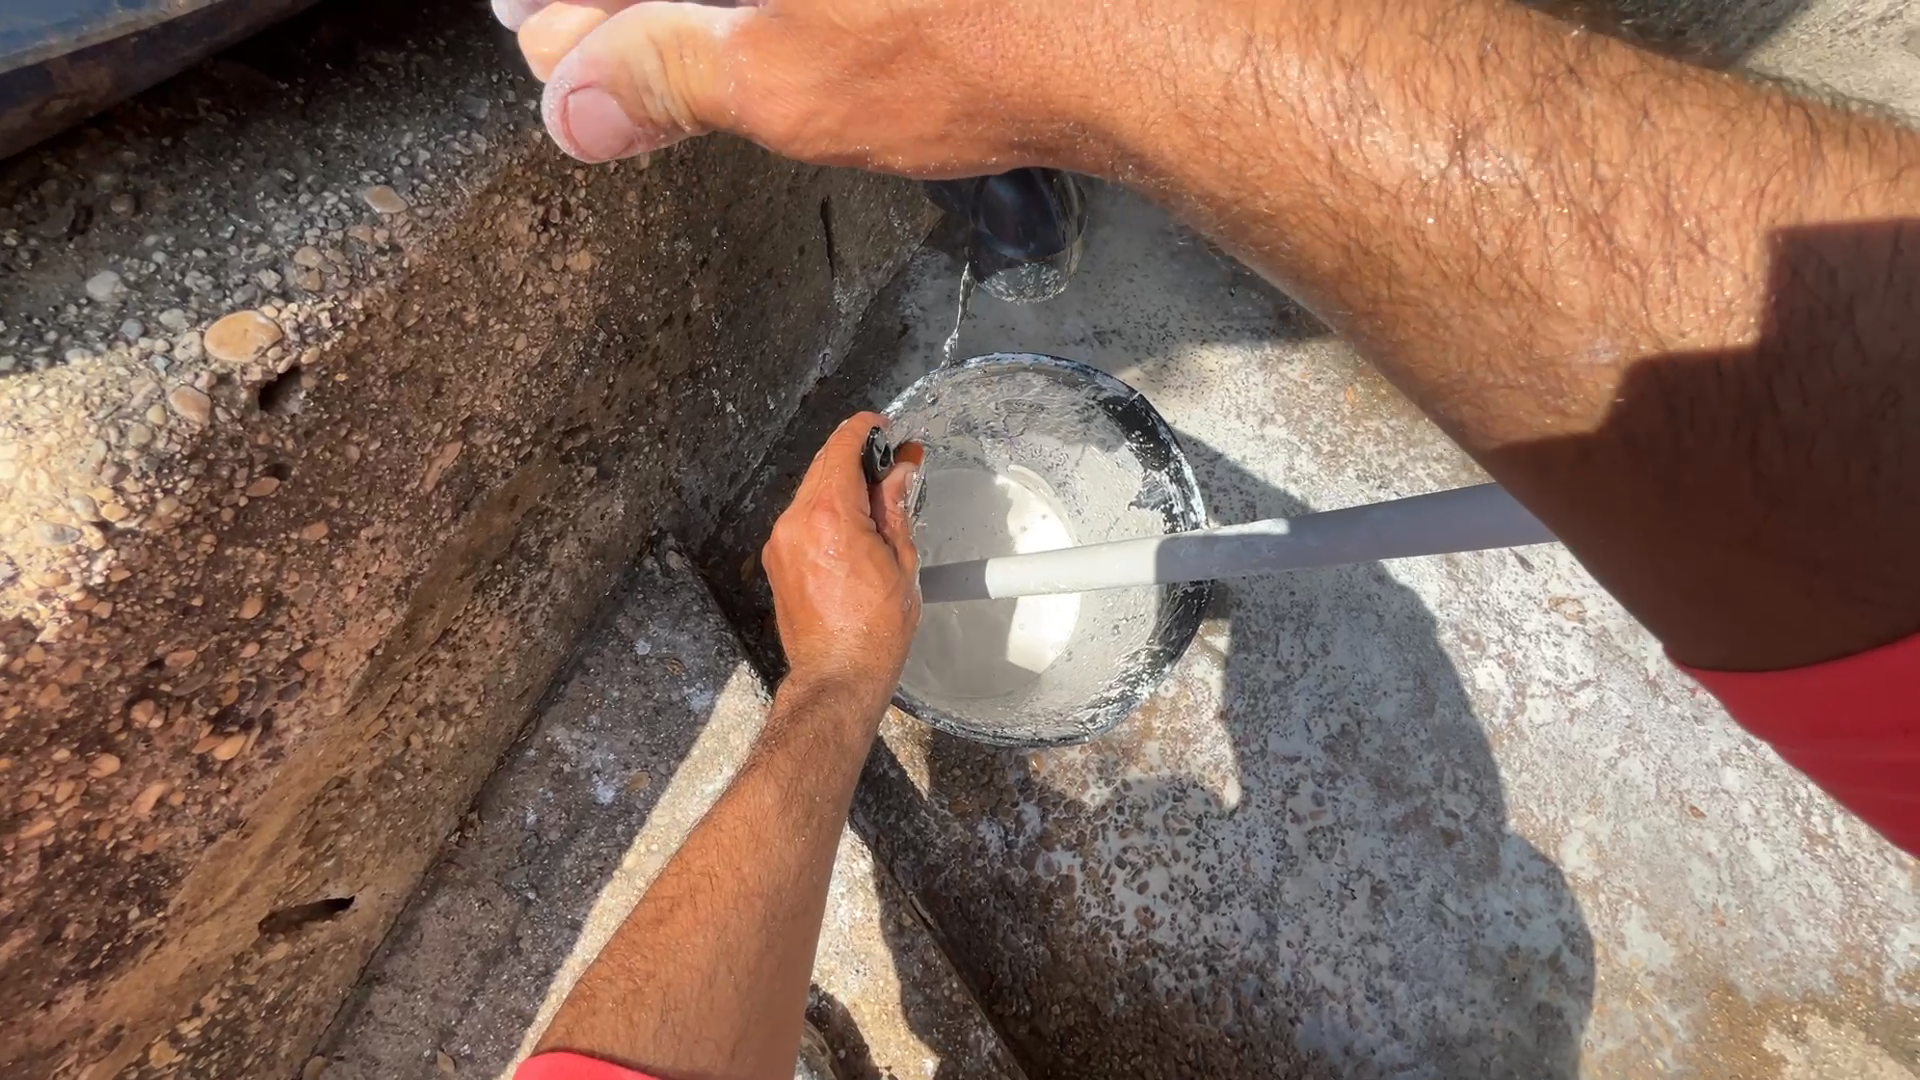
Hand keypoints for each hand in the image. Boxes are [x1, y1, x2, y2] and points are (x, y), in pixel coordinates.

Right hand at [492, 0, 1098, 174]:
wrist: (1096, 29)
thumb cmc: (953, 49)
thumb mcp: (782, 82)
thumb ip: (665, 78)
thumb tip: (571, 109)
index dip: (565, 18)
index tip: (542, 52)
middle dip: (609, 14)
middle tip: (572, 62)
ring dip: (670, 16)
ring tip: (636, 62)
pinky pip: (774, 1)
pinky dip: (742, 13)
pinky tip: (727, 44)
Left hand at [762, 413, 921, 711]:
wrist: (837, 675)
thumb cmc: (874, 631)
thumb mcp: (901, 562)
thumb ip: (896, 507)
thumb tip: (901, 471)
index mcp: (831, 517)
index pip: (841, 449)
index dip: (863, 429)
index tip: (881, 425)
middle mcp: (796, 522)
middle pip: (823, 465)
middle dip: (856, 457)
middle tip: (890, 462)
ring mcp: (780, 541)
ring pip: (811, 490)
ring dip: (841, 484)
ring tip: (877, 499)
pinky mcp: (777, 559)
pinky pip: (802, 517)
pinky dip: (826, 509)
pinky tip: (853, 525)